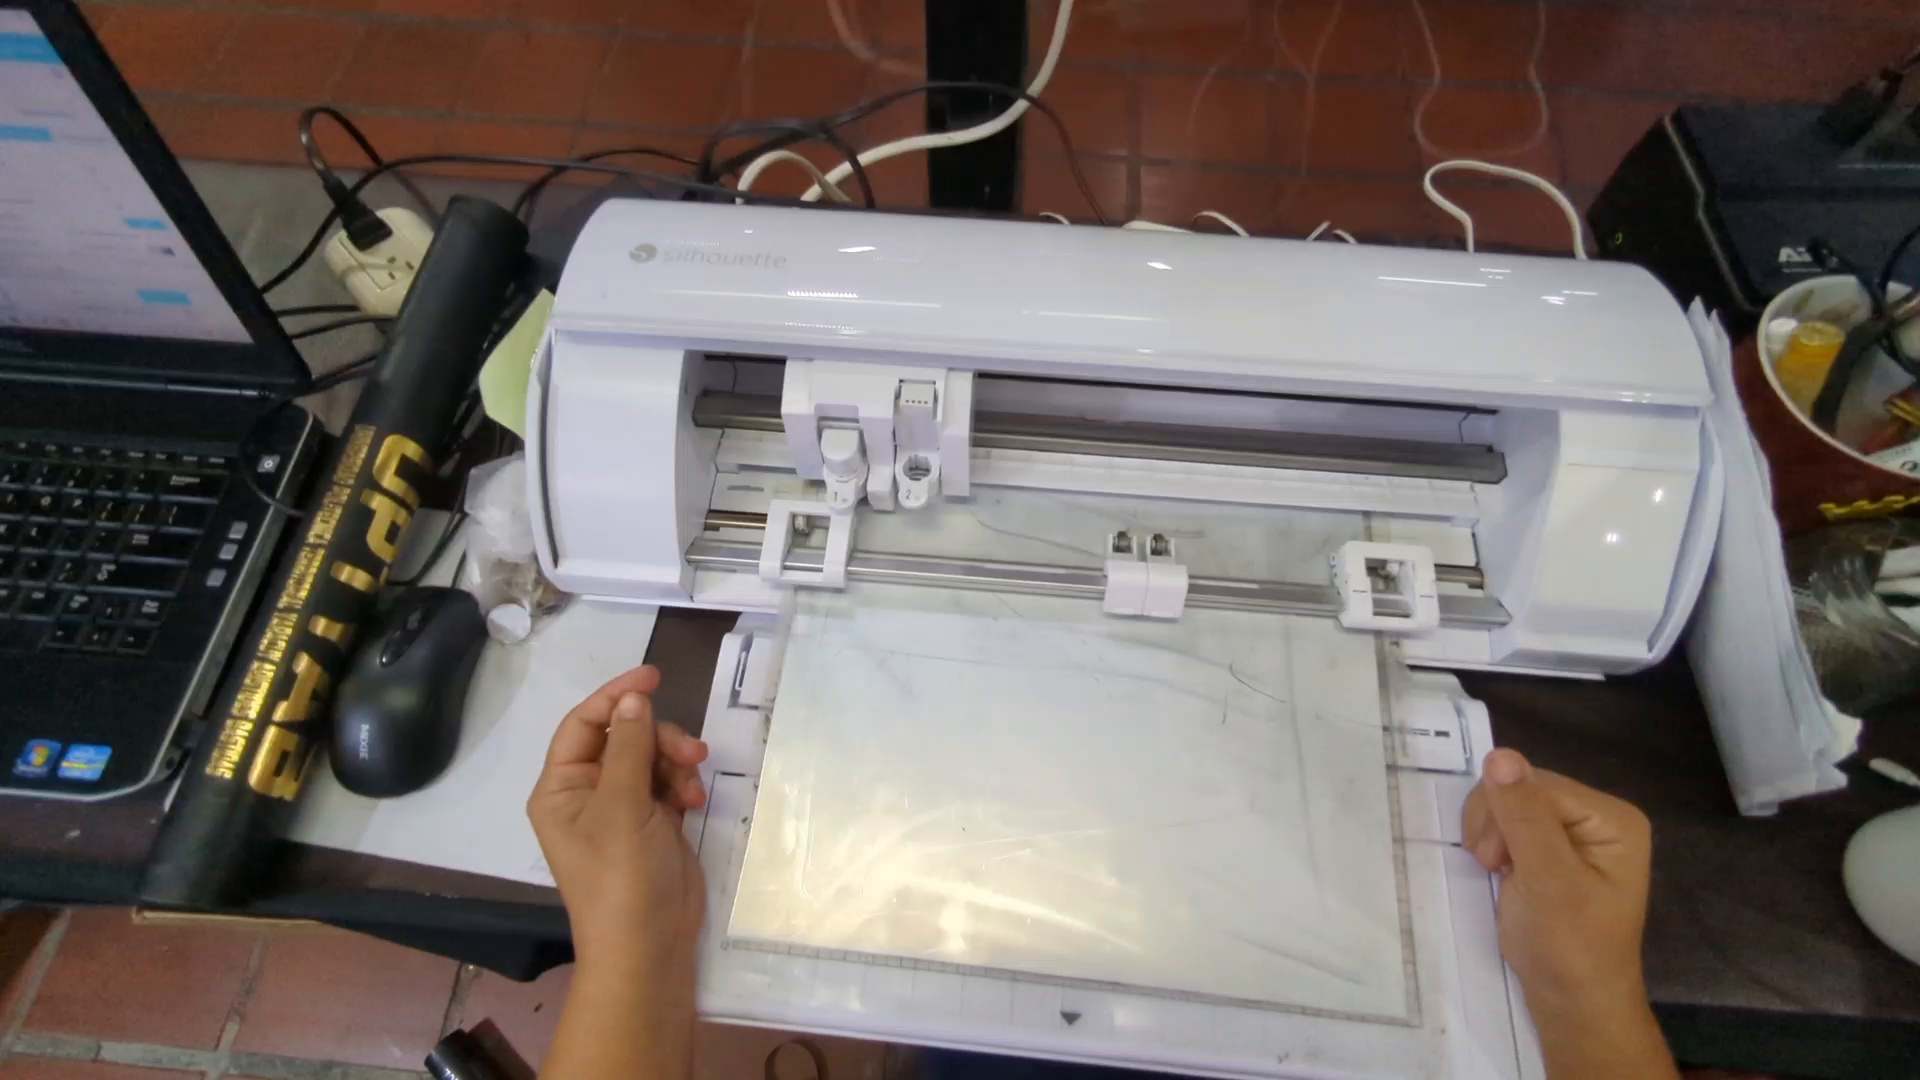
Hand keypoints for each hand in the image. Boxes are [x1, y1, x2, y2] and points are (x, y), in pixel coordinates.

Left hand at [528, 665, 709, 976]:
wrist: (650, 943)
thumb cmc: (621, 876)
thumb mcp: (623, 807)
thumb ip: (630, 747)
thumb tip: (634, 696)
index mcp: (562, 788)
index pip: (584, 724)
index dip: (616, 695)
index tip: (655, 675)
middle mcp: (588, 792)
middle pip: (626, 737)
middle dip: (659, 739)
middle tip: (690, 751)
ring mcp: (623, 806)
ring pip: (653, 756)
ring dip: (677, 762)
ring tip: (695, 783)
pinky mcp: (654, 819)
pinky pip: (669, 779)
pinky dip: (684, 783)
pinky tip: (695, 800)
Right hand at [1462, 748, 1677, 1079]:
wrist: (1569, 996)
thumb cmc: (1567, 941)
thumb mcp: (1546, 878)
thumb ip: (1523, 815)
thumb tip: (1500, 754)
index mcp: (1613, 818)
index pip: (1535, 784)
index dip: (1502, 813)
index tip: (1493, 858)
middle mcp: (1597, 816)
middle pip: (1518, 787)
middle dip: (1493, 823)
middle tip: (1493, 865)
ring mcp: (1572, 829)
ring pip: (1504, 798)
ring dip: (1487, 831)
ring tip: (1496, 868)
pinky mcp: (1548, 843)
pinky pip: (1504, 816)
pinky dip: (1490, 838)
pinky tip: (1500, 865)